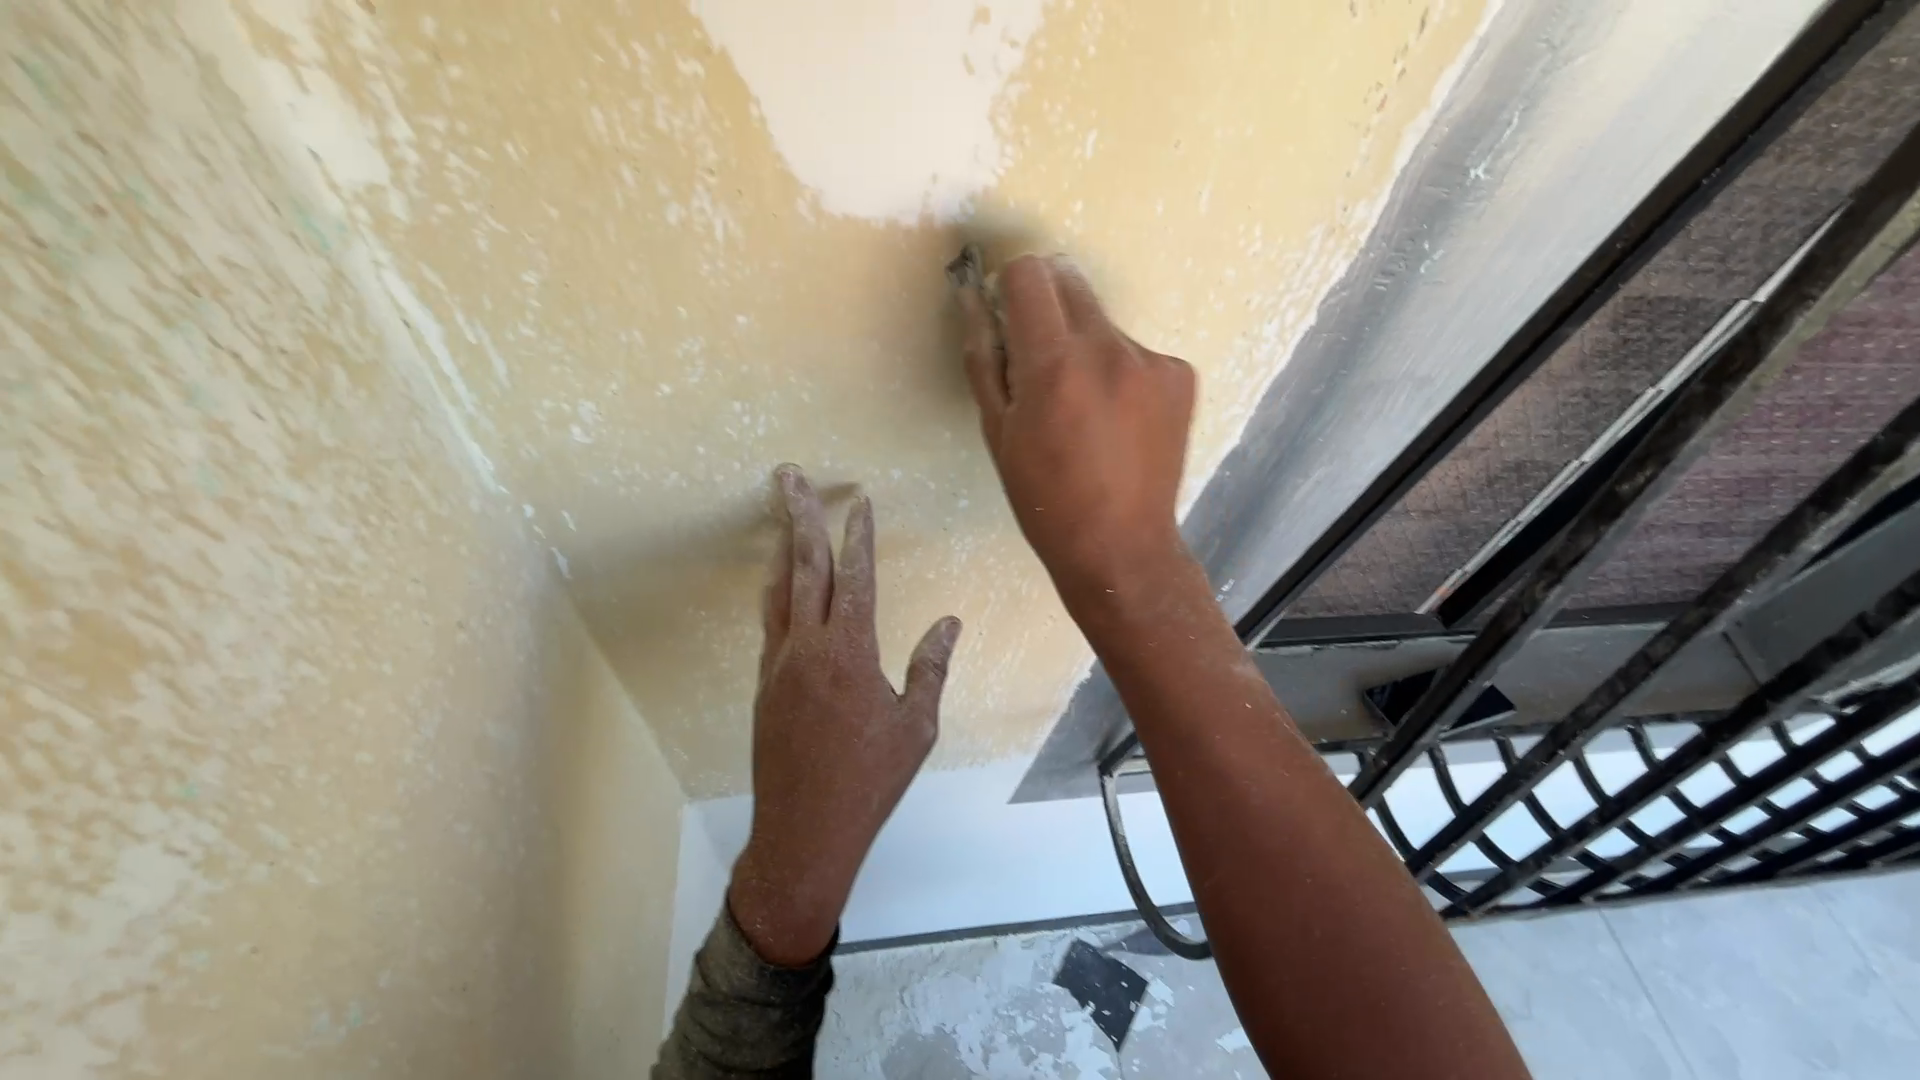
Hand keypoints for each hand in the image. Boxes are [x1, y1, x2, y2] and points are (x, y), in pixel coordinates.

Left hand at [728, 465, 961, 966]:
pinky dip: (777, 593)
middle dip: (798, 516)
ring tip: (781, 515)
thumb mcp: (916, 728)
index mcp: (850, 654)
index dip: (858, 536)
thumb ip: (929, 668)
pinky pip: (770, 624)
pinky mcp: (764, 686)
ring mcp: (778, 666)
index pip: (856, 578)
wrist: (803, 832)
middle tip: (787, 475)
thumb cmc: (870, 782)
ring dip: (782, 549)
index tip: (859, 501)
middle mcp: (807, 649)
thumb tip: (948, 623)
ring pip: (778, 592)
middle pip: (803, 568)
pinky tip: (780, 585)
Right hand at [957, 254, 1196, 604]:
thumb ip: (984, 356)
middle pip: (1069, 281)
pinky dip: (1120, 371)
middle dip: (1046, 305)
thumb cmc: (1044, 498)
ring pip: (1103, 320)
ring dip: (1085, 343)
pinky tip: (1118, 418)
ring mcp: (1151, 360)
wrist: (1121, 547)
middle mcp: (1108, 348)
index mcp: (1054, 364)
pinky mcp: (1180, 375)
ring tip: (1085, 404)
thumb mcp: (997, 431)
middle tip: (1042, 360)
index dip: (1010, 288)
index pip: (1028, 273)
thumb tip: (972, 296)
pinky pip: (1136, 351)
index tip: (1009, 317)